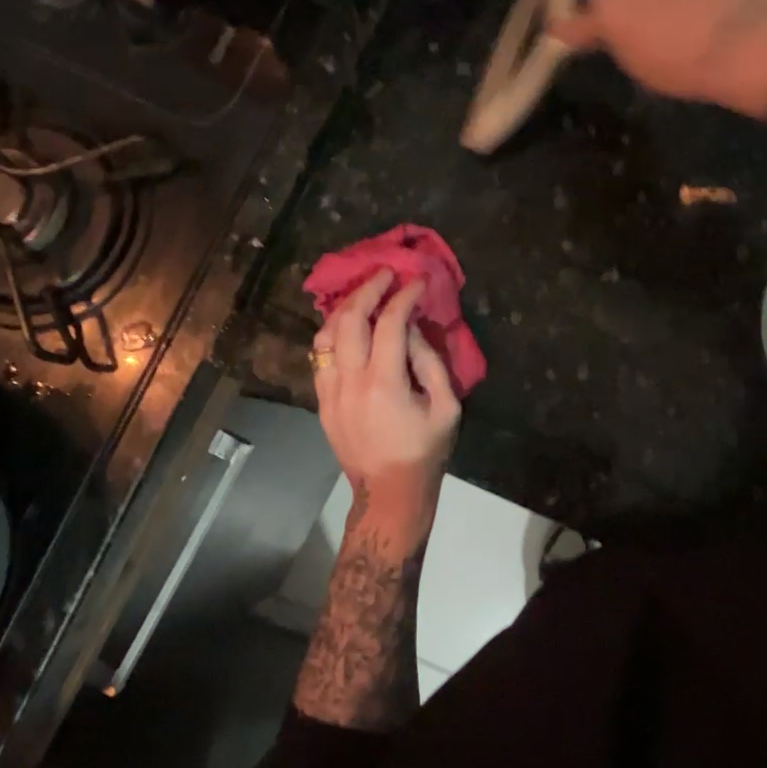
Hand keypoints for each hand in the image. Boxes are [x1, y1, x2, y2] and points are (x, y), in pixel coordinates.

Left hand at [312, 269, 461, 499]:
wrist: (388, 492)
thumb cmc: (425, 452)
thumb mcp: (446, 408)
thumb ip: (429, 363)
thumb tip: (411, 328)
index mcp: (384, 383)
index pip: (390, 323)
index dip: (404, 296)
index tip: (417, 281)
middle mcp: (350, 381)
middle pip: (349, 319)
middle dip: (368, 290)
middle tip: (385, 275)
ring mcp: (330, 391)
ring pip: (326, 335)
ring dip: (344, 309)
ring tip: (363, 296)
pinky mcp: (322, 402)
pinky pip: (320, 357)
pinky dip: (333, 334)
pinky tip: (347, 327)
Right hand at [548, 0, 766, 124]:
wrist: (745, 42)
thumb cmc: (686, 69)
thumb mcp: (641, 68)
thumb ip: (617, 41)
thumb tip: (607, 29)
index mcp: (609, 7)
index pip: (580, 16)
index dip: (576, 25)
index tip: (566, 30)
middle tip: (650, 21)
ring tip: (686, 3)